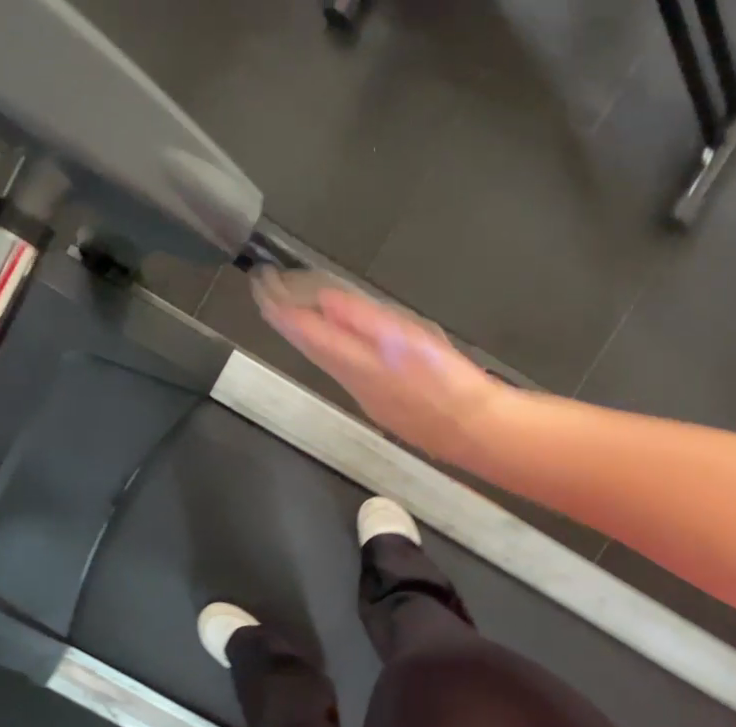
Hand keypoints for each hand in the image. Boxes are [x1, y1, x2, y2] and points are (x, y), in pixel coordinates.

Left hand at [253, 270, 507, 460]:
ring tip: (291, 314)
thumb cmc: (448, 382)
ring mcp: (368, 397)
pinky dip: (329, 351)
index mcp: (357, 364)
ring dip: (306, 336)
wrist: (474, 432)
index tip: (261, 285)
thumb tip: (325, 302)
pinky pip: (344, 372)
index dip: (280, 309)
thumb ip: (365, 322)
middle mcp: (354, 382)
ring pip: (325, 361)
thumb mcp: (409, 341)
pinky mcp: (384, 407)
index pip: (306, 332)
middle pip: (310, 348)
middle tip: (267, 294)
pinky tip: (336, 347)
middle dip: (286, 320)